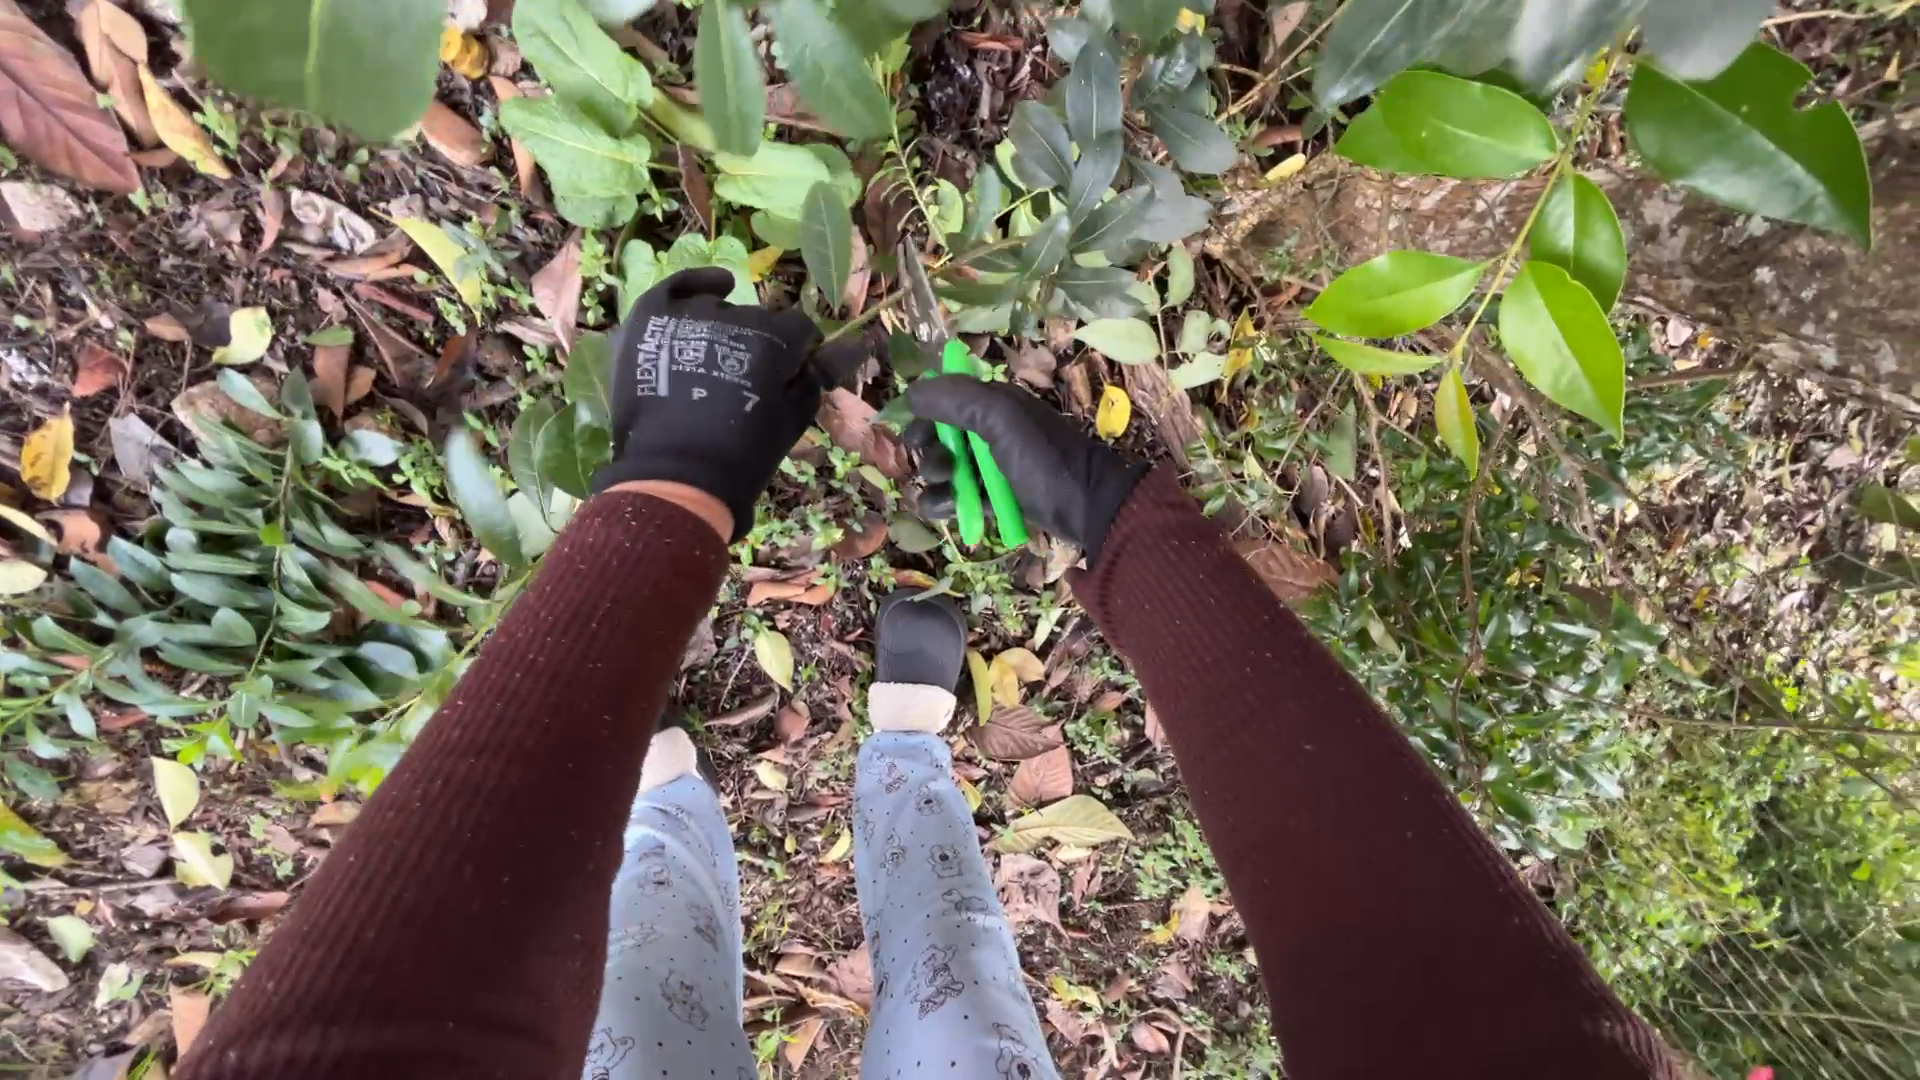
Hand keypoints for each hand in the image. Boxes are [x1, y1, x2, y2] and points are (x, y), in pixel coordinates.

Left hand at [592, 269, 862, 541]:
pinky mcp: (654, 316)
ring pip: (723, 308)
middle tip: (748, 384)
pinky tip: (718, 288)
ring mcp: (691, 313)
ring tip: (716, 366)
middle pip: (761, 320)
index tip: (788, 379)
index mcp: (777, 339)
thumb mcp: (795, 416)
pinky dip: (700, 284)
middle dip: (763, 346)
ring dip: (728, 329)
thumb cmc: (746, 454)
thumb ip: (821, 373)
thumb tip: (860, 341)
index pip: (801, 330)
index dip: (798, 355)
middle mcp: (737, 314)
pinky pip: (681, 285)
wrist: (678, 477)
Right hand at [903, 376, 1147, 559]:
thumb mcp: (1000, 417)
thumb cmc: (1042, 457)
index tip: (916, 437)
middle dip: (930, 453)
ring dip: (936, 482)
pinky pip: (956, 498)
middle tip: (944, 468)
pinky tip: (948, 511)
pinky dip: (945, 504)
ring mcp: (990, 465)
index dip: (923, 416)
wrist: (1085, 506)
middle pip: (938, 437)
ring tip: (949, 492)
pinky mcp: (993, 497)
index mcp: (992, 402)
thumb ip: (955, 399)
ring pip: (943, 470)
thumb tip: (910, 394)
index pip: (942, 399)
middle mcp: (988, 430)